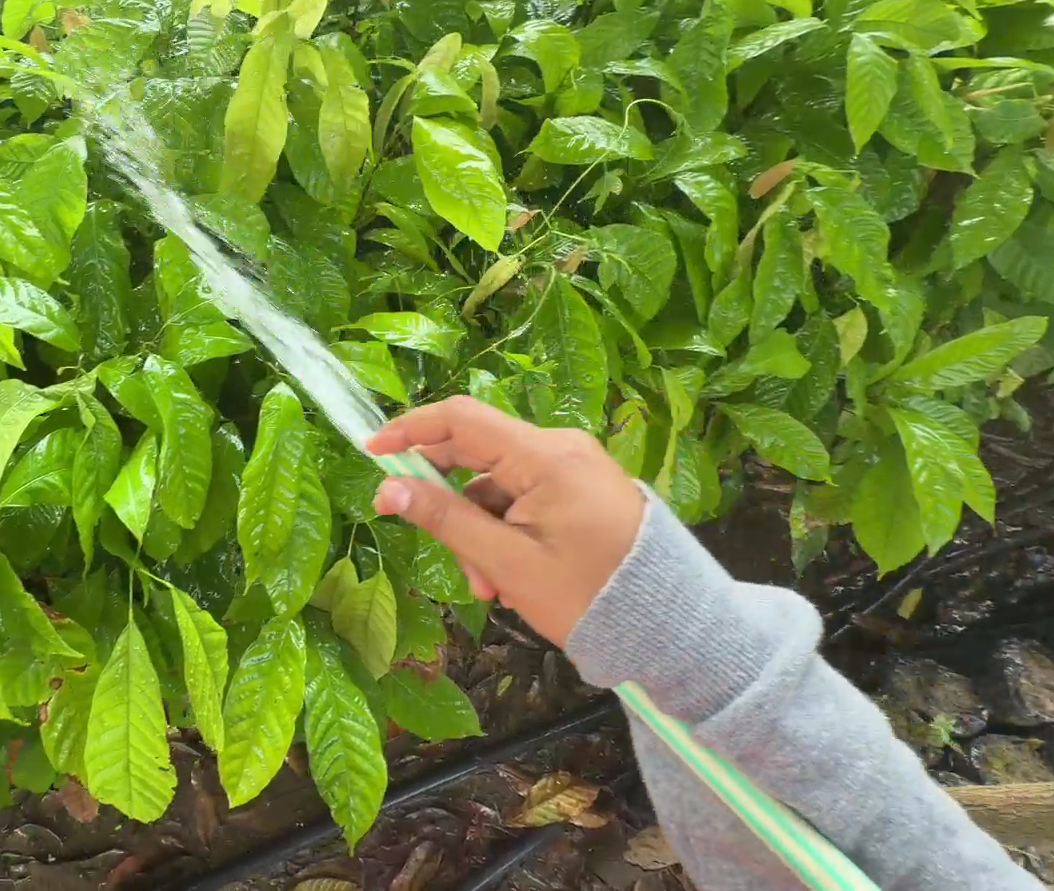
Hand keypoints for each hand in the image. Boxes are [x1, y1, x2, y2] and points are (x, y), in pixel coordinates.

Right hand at [367, 397, 645, 646]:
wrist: (681, 634)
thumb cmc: (590, 597)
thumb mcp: (506, 561)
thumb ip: (443, 519)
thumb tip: (386, 490)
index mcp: (545, 456)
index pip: (459, 419)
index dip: (409, 430)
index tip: (372, 453)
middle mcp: (559, 447)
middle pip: (474, 452)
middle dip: (446, 499)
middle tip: (433, 543)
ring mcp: (572, 467)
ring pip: (494, 483)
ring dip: (476, 527)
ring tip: (487, 585)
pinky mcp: (578, 487)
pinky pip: (520, 496)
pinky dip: (502, 529)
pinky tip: (508, 575)